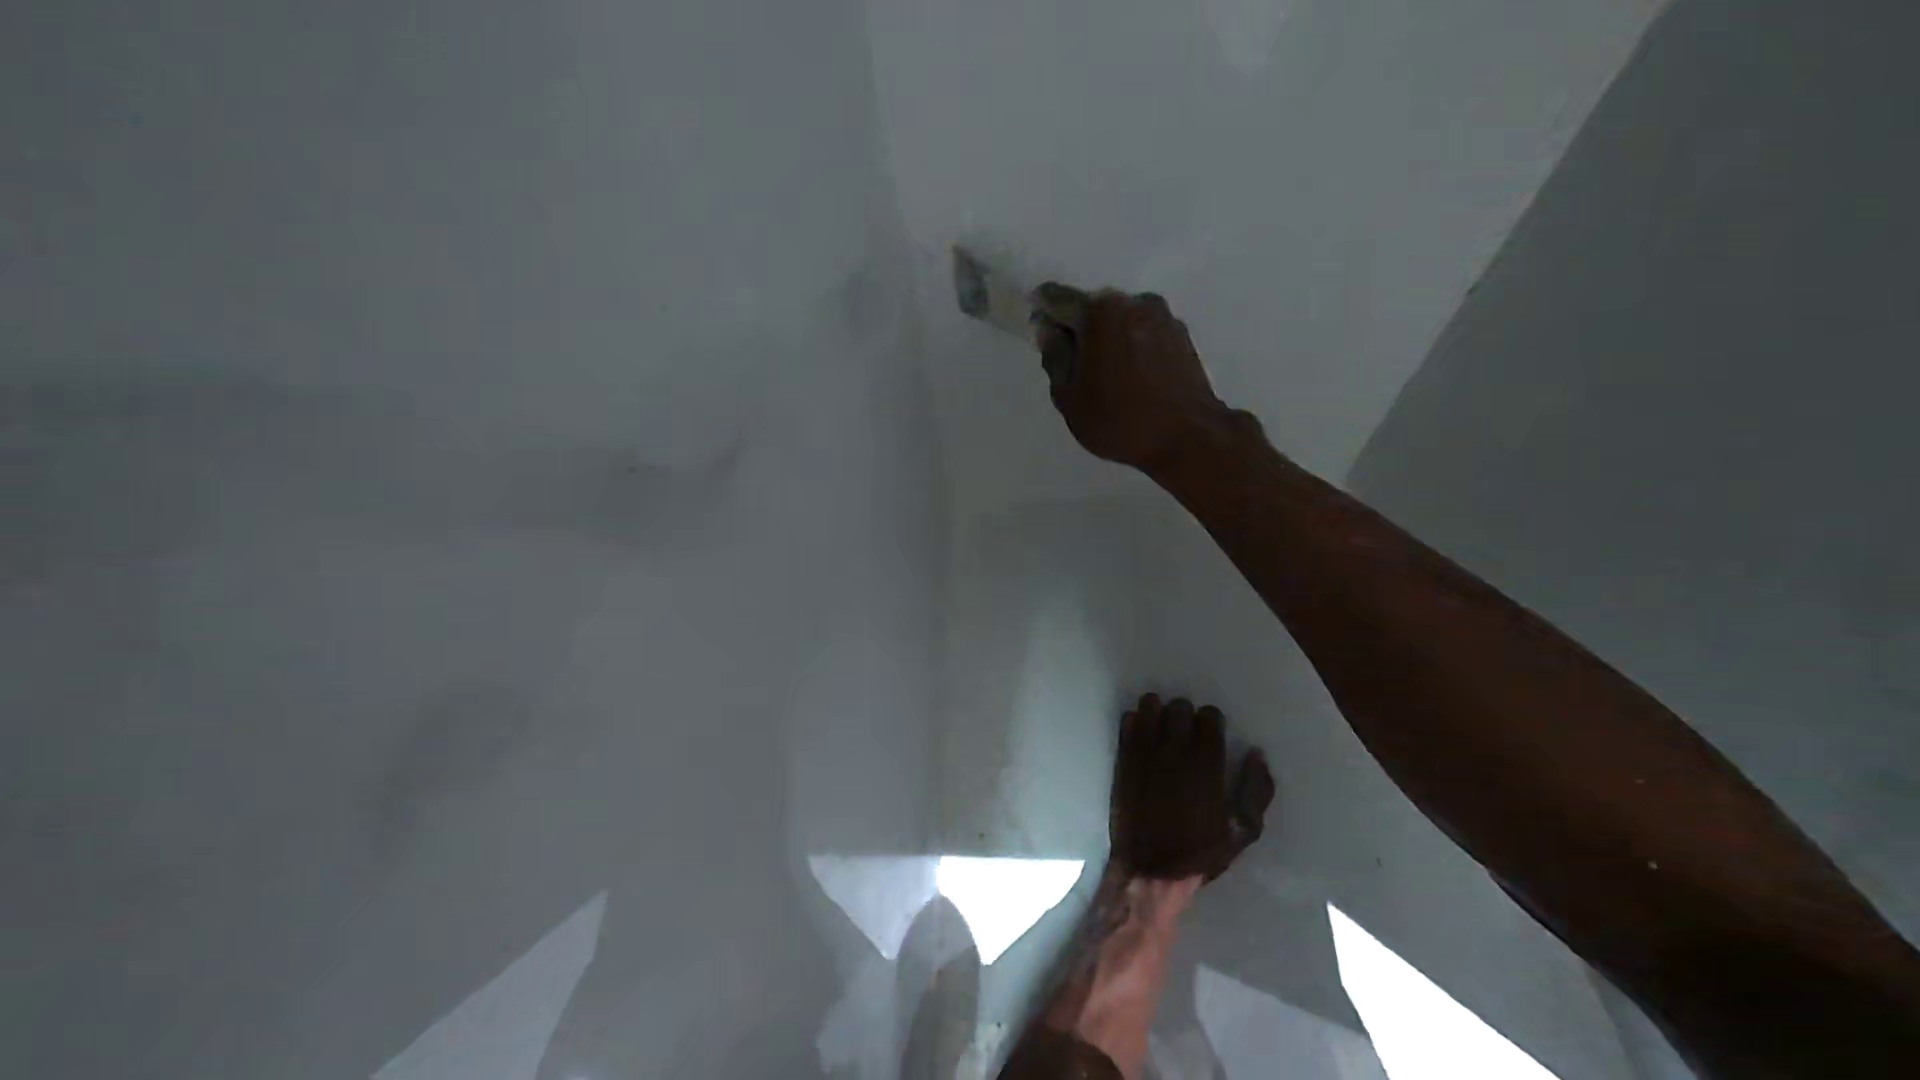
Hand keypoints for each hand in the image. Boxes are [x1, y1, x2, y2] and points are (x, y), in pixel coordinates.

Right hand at [1031, 284, 1231, 471]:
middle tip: (1070, 364)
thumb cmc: (1119, 419)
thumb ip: (1054, 356)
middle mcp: (1133, 301)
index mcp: (1099, 311)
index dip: (1041, 312)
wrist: (1189, 436)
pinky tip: (1129, 377)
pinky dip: (1130, 346)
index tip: (1037, 331)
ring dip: (1106, 338)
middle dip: (1077, 328)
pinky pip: (1142, 332)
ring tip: (1103, 375)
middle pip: (1091, 307)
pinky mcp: (1180, 335)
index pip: (1057, 298)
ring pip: (1119, 320)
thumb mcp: (1069, 396)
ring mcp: (1162, 316)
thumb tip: (1050, 331)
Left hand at [1108, 693, 1273, 881]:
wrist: (1150, 869)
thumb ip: (1256, 789)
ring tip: (1161, 726)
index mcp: (1207, 765)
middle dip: (1185, 714)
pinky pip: (1127, 722)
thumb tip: (1256, 753)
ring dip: (1157, 711)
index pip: (1210, 717)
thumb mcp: (1244, 830)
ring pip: (1150, 707)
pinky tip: (1141, 733)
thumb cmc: (1201, 852)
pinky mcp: (1123, 760)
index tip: (1210, 733)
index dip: (1212, 721)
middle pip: (1179, 707)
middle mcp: (1175, 752)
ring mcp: (1145, 753)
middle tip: (1185, 730)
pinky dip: (1135, 721)